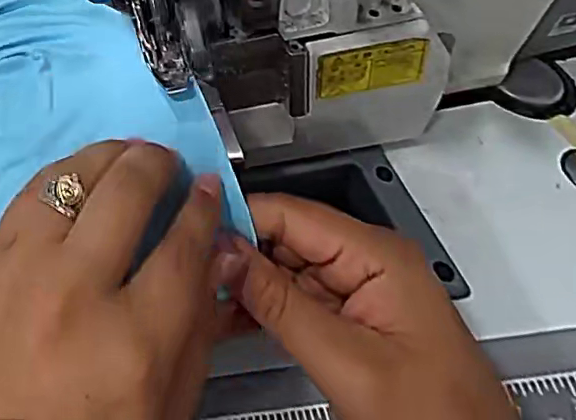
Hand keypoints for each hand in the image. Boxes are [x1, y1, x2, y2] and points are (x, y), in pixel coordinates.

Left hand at [0, 140, 233, 419]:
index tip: (209, 188)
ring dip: (111, 154)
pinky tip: (84, 170)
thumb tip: (214, 252)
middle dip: (158, 164)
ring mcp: (26, 264)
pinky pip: (34, 188)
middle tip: (171, 161)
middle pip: (127, 193)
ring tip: (131, 153)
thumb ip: (196, 329)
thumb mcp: (164, 409)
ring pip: (75, 175)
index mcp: (131, 345)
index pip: (182, 250)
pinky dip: (66, 170)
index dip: (203, 210)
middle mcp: (76, 290)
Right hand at [222, 194, 513, 419]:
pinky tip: (236, 313)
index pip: (288, 212)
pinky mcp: (350, 314)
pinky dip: (264, 303)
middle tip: (199, 271)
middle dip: (239, 252)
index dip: (239, 220)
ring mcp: (359, 286)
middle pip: (282, 235)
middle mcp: (367, 259)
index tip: (199, 235)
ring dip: (247, 280)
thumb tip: (227, 252)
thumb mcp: (349, 364)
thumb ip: (280, 302)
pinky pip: (295, 294)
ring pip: (283, 265)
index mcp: (377, 254)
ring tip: (211, 294)